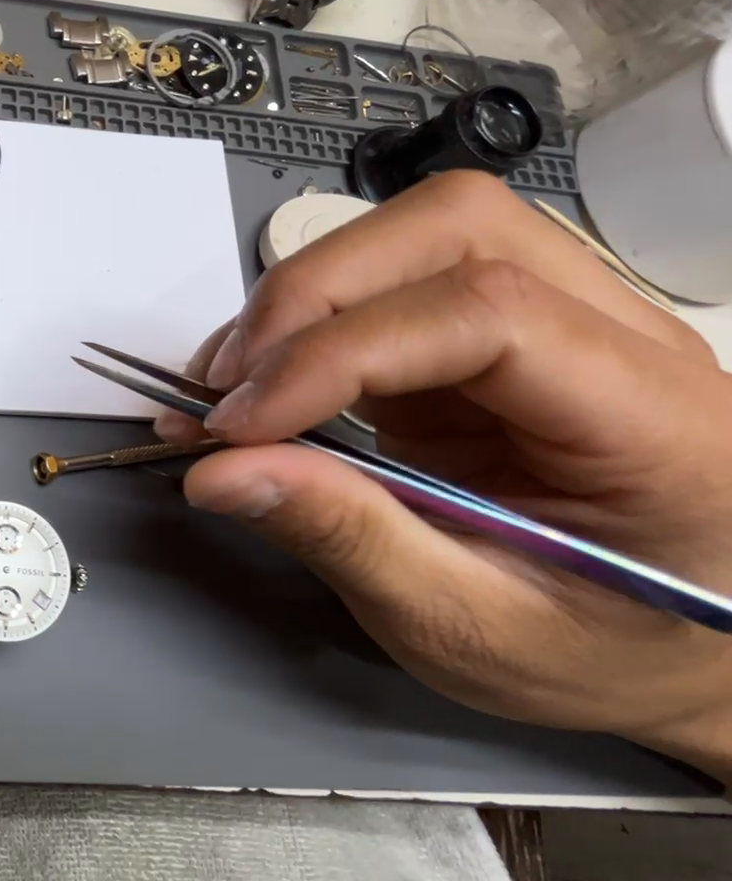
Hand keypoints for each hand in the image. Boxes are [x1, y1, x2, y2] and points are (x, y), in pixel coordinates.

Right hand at [160, 172, 731, 782]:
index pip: (486, 315)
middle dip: (306, 297)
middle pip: (451, 229)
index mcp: (648, 418)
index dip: (334, 356)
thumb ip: (346, 538)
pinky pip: (373, 290)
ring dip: (292, 303)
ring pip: (406, 238)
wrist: (665, 648)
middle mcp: (611, 336)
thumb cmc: (590, 651)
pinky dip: (290, 328)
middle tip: (225, 394)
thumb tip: (215, 472)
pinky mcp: (473, 342)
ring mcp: (542, 323)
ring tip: (226, 394)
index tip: (233, 431)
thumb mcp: (464, 625)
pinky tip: (251, 394)